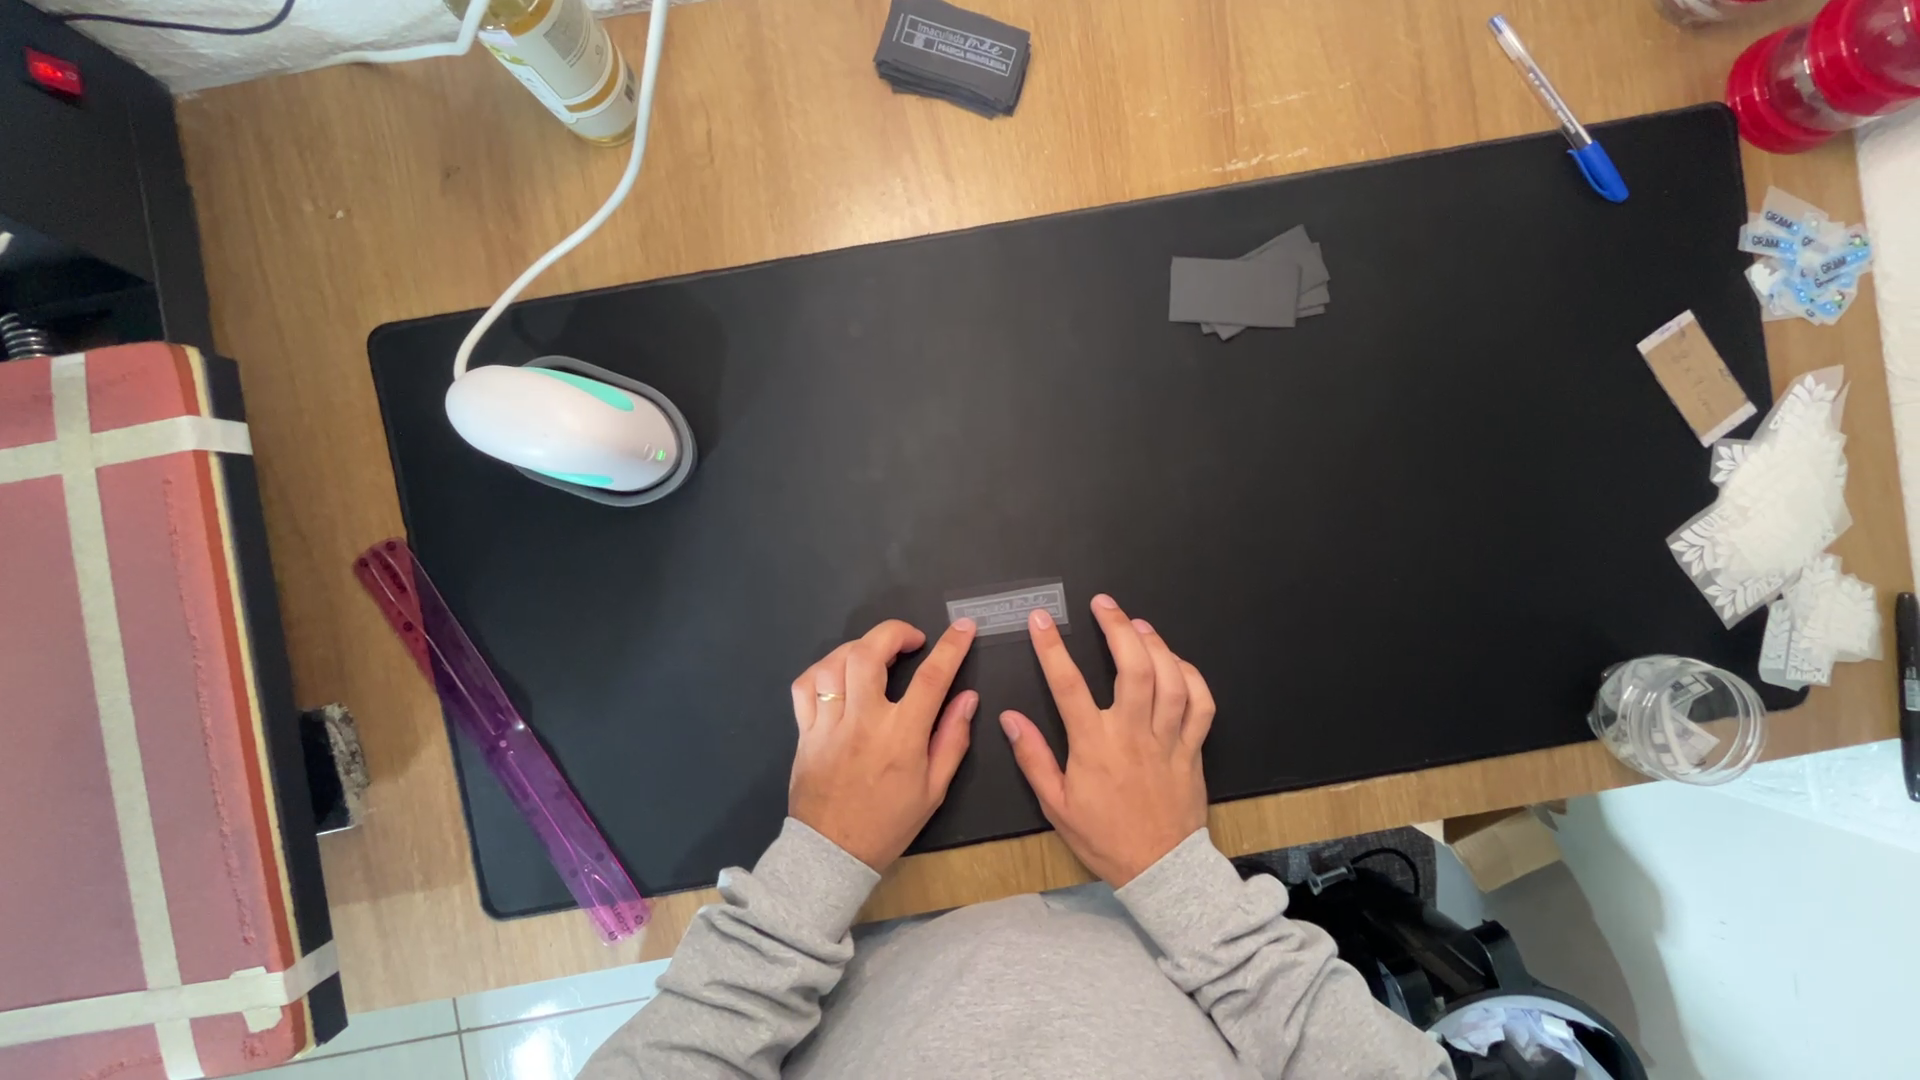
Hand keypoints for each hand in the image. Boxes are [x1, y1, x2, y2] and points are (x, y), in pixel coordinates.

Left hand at [788, 618, 978, 870]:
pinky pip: (805, 686)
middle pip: (869, 653)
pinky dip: (822, 669)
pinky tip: (838, 673)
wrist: (832, 854)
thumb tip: (968, 698)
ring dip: (858, 648)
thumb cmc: (889, 823)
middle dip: (893, 632)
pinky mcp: (804, 731)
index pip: (931, 677)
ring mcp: (829, 724)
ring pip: (835, 663)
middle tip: (910, 639)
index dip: (950, 646)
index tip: (963, 628)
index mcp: (901, 736)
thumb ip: (952, 738)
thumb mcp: (935, 789)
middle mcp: (863, 720)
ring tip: (875, 654)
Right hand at [999, 594, 1214, 886]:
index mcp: (1094, 746)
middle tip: (1104, 605)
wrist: (1159, 871)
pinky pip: (1201, 705)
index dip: (1051, 648)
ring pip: (1170, 680)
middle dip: (1117, 628)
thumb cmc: (1104, 838)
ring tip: (1138, 624)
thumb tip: (1010, 719)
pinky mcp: (1193, 749)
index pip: (1067, 685)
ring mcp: (1168, 740)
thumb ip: (1033, 758)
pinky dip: (1192, 677)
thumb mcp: (1056, 805)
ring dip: (1155, 644)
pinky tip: (1175, 662)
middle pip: (1132, 669)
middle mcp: (1133, 735)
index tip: (1041, 620)